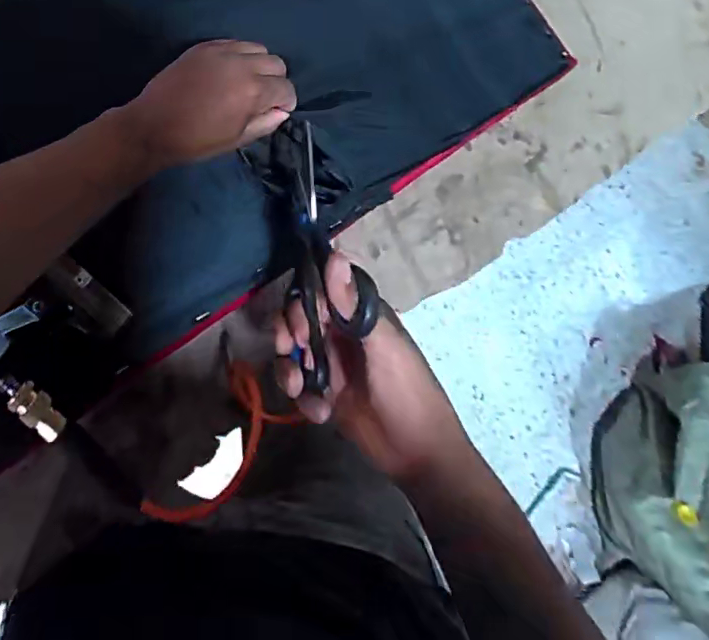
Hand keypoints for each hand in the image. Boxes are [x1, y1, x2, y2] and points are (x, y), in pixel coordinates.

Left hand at [117, 40, 295, 168]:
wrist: (151, 126)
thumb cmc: (195, 140)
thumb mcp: (236, 140)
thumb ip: (265, 123)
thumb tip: (281, 111)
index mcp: (252, 92)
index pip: (286, 88)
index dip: (285, 102)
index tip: (275, 110)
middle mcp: (241, 65)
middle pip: (276, 63)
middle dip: (275, 81)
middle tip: (260, 97)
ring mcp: (221, 52)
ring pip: (258, 48)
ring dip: (259, 64)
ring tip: (244, 81)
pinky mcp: (204, 47)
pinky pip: (235, 43)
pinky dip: (239, 55)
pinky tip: (228, 71)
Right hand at [274, 253, 477, 484]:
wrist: (418, 455)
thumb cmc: (408, 391)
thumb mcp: (382, 346)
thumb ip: (354, 305)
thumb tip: (335, 254)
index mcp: (361, 314)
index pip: (322, 290)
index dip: (304, 301)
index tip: (301, 322)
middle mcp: (344, 333)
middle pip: (300, 318)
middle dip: (290, 334)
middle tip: (295, 352)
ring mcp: (333, 363)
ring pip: (294, 352)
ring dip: (290, 368)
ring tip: (301, 389)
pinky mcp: (326, 392)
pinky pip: (299, 384)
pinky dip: (303, 397)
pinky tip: (321, 412)